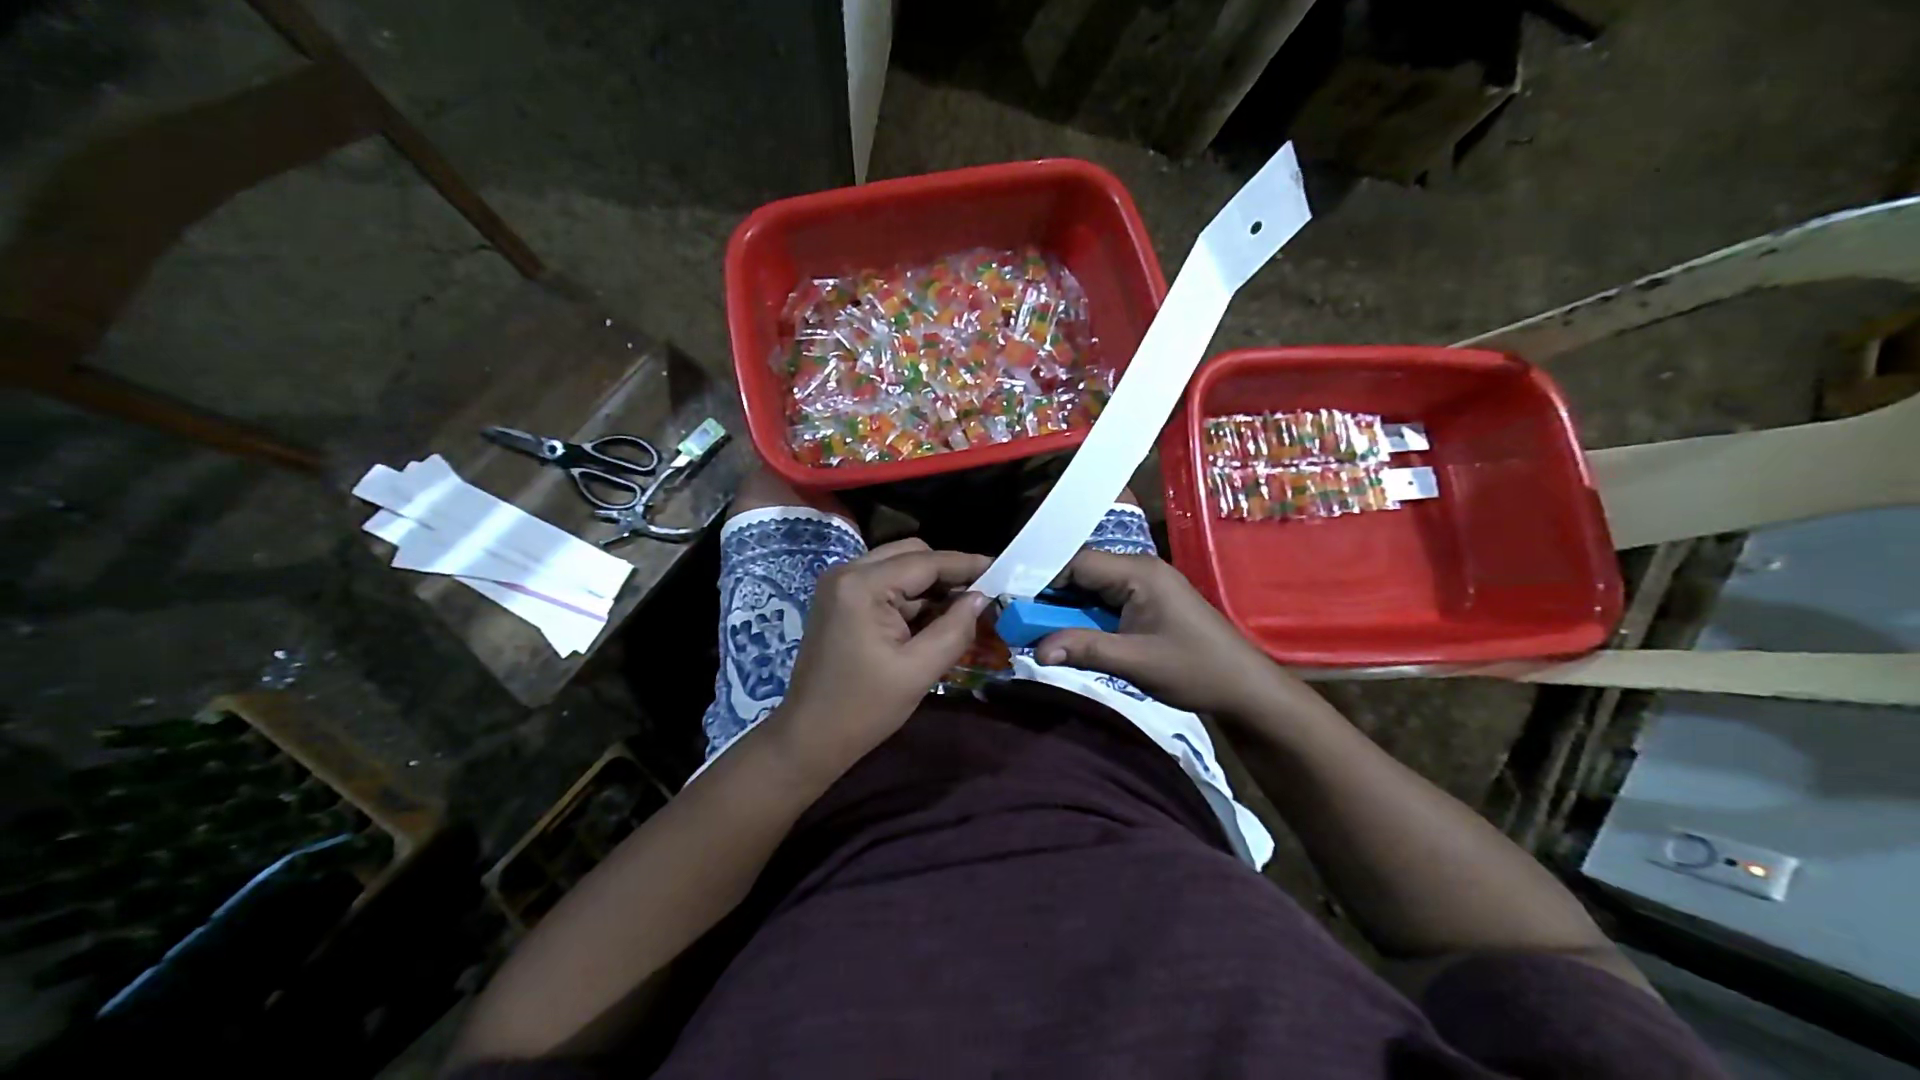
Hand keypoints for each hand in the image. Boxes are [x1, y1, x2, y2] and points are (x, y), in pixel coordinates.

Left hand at [772, 539, 991, 778]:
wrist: (810, 737)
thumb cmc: (864, 708)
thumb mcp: (919, 670)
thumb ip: (955, 628)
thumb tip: (981, 598)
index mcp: (862, 585)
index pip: (925, 561)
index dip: (966, 564)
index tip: (1002, 570)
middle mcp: (847, 572)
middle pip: (911, 555)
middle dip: (947, 574)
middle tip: (981, 597)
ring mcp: (839, 585)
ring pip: (898, 568)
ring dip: (930, 586)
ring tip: (963, 611)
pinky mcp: (839, 601)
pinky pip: (884, 585)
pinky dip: (910, 598)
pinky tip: (933, 620)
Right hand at [1033, 549, 1298, 716]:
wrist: (1244, 688)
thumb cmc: (1196, 669)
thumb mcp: (1137, 661)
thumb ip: (1085, 649)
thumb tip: (1036, 650)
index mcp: (1138, 571)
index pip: (1076, 562)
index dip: (1039, 577)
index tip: (1009, 597)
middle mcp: (1137, 569)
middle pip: (1079, 571)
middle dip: (1046, 593)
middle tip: (1014, 614)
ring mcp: (1141, 586)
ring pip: (1087, 587)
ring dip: (1061, 606)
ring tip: (1029, 624)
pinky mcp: (1143, 603)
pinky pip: (1101, 601)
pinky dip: (1079, 615)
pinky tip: (1061, 630)